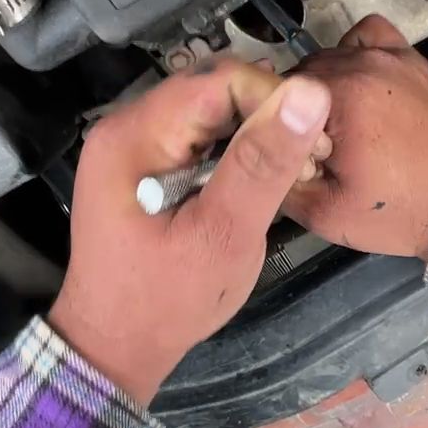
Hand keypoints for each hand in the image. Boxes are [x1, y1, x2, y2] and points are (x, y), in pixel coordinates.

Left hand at [48, 62, 332, 403]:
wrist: (115, 346)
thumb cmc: (166, 301)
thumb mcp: (224, 234)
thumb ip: (263, 164)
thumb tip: (310, 94)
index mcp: (134, 136)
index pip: (220, 81)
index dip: (275, 102)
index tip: (312, 146)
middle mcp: (127, 128)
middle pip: (214, 91)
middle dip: (270, 117)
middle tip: (310, 162)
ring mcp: (134, 147)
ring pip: (211, 113)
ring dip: (258, 135)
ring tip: (294, 173)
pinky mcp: (147, 167)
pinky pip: (201, 139)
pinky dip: (238, 153)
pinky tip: (262, 181)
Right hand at [286, 16, 427, 257]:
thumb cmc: (402, 211)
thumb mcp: (320, 212)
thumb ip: (275, 176)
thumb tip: (251, 153)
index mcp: (342, 97)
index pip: (274, 92)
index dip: (273, 125)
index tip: (290, 149)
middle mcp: (367, 66)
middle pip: (300, 74)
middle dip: (298, 109)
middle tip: (316, 146)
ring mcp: (392, 59)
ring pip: (329, 56)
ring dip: (324, 87)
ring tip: (338, 123)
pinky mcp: (412, 62)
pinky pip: (369, 36)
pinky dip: (355, 53)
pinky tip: (358, 87)